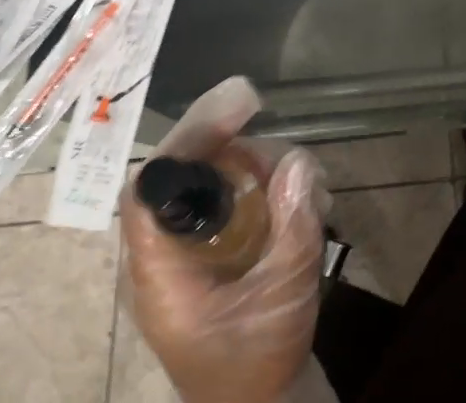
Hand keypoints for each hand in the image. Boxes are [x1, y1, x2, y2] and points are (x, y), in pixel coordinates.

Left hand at [119, 77, 328, 402]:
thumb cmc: (257, 361)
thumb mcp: (283, 298)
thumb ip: (292, 230)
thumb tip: (301, 161)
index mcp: (160, 268)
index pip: (153, 185)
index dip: (191, 137)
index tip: (241, 105)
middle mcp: (169, 246)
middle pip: (190, 169)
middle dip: (242, 149)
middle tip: (292, 163)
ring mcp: (194, 243)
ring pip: (219, 176)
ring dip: (267, 168)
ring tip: (312, 194)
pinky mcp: (220, 243)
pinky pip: (240, 195)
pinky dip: (275, 186)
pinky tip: (309, 203)